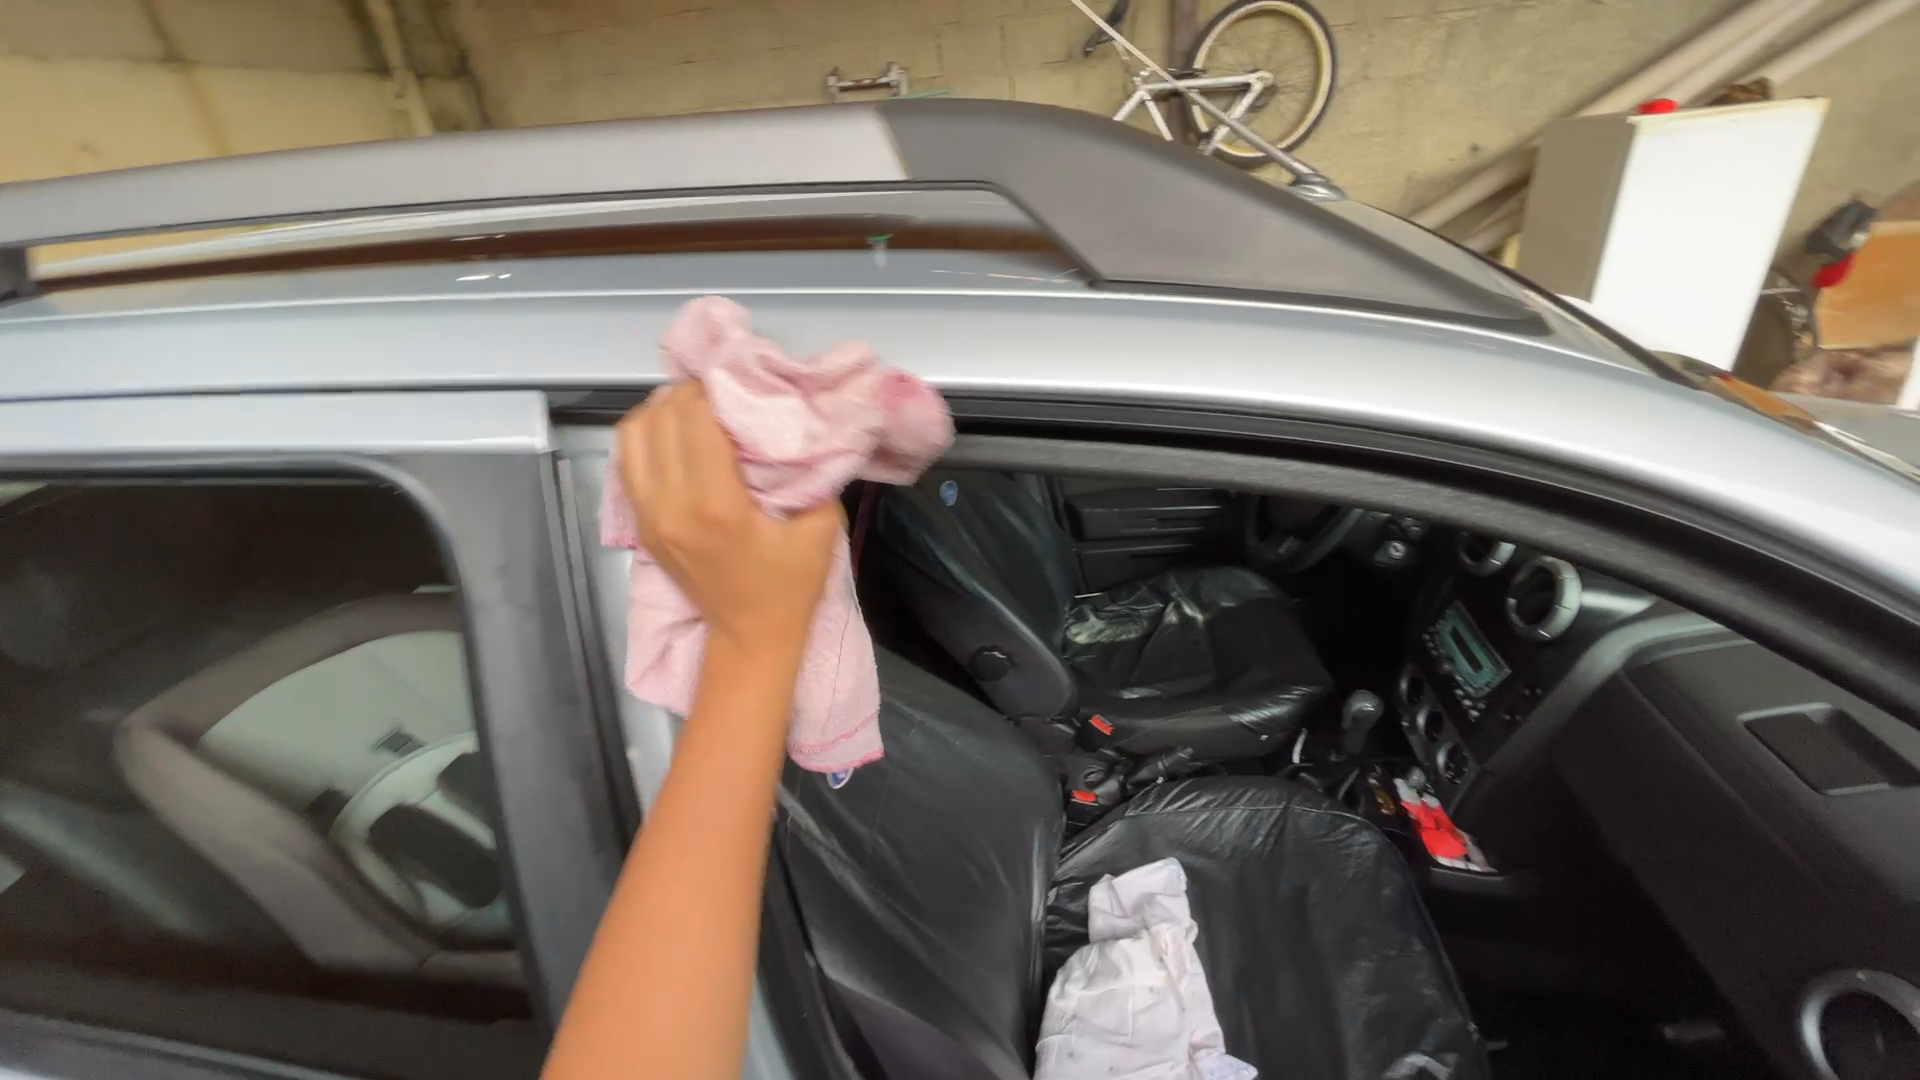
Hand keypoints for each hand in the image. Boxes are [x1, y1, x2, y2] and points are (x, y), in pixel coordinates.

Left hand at [616, 384, 843, 659]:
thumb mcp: (821, 528)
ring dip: (663, 412)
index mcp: (714, 505)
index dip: (714, 389)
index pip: (694, 418)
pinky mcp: (641, 525)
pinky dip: (649, 437)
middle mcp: (669, 506)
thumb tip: (799, 428)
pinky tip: (678, 438)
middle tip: (723, 392)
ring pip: (633, 435)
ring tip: (697, 411)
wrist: (750, 638)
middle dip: (690, 394)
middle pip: (659, 418)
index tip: (740, 382)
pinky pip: (628, 461)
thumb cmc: (790, 587)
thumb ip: (812, 474)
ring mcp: (647, 517)